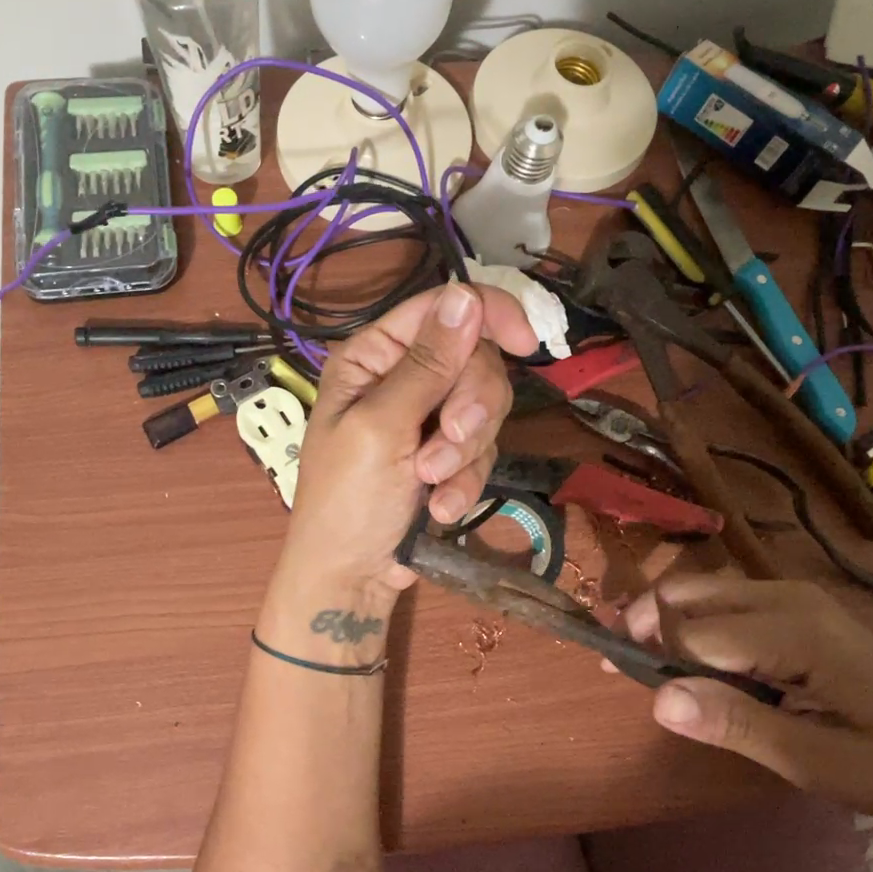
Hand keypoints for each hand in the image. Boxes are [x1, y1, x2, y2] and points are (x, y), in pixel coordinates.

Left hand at [274, 281, 537, 600]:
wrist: (351, 576)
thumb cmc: (347, 500)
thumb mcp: (381, 427)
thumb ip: (426, 364)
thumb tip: (466, 295)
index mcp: (373, 357)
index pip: (441, 310)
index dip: (488, 315)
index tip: (525, 342)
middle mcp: (403, 377)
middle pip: (475, 360)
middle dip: (471, 407)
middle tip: (448, 443)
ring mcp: (429, 417)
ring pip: (486, 407)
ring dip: (465, 452)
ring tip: (432, 484)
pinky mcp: (449, 454)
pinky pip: (484, 449)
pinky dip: (467, 481)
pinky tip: (439, 508)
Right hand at [622, 575, 872, 823]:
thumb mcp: (820, 764)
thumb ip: (738, 726)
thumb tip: (658, 699)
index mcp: (797, 631)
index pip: (694, 630)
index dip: (649, 652)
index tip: (617, 675)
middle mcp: (789, 597)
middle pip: (690, 593)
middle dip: (647, 623)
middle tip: (625, 670)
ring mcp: (794, 597)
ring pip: (702, 590)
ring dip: (666, 620)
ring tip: (649, 665)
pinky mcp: (796, 607)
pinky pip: (725, 600)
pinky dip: (693, 623)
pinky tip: (694, 661)